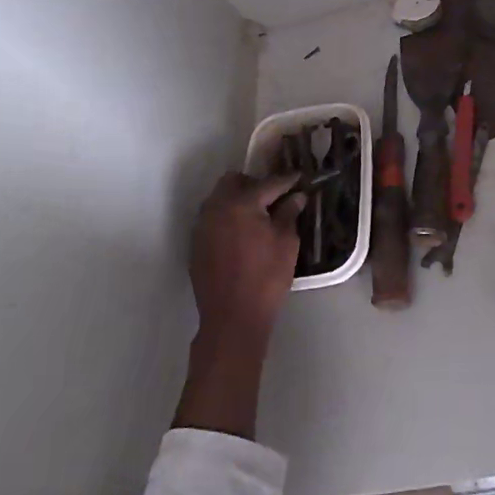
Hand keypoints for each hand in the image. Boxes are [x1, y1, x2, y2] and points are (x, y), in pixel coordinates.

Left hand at [189, 171, 303, 344]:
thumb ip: (289, 214)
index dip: (286, 180)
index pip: (267, 183)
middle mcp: (216, 208)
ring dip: (238, 200)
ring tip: (257, 216)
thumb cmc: (266, 278)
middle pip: (234, 182)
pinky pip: (212, 218)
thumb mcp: (286, 243)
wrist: (232, 318)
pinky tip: (241, 235)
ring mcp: (202, 225)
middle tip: (273, 198)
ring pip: (219, 198)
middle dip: (255, 184)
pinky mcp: (196, 242)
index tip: (298, 177)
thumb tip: (295, 197)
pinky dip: (227, 218)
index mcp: (241, 203)